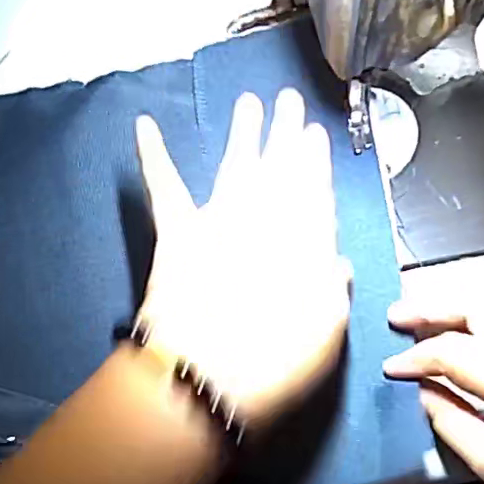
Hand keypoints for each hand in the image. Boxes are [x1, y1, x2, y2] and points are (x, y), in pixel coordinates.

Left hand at [133, 89, 351, 429]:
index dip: (314, 163)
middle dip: (284, 136)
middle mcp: (264, 224)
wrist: (202, 381)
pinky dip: (154, 158)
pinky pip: (165, 190)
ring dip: (242, 135)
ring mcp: (217, 225)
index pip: (313, 194)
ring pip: (234, 168)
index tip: (315, 135)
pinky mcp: (177, 237)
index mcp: (304, 247)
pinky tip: (146, 127)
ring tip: (249, 104)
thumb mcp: (326, 335)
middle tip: (289, 103)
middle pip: (278, 172)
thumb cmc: (272, 367)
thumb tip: (337, 264)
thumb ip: (334, 291)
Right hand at [383, 298, 483, 483]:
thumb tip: (422, 386)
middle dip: (435, 310)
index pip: (458, 353)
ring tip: (425, 317)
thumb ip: (448, 419)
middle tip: (398, 317)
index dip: (418, 358)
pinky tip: (468, 324)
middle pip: (481, 308)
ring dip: (461, 306)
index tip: (390, 367)